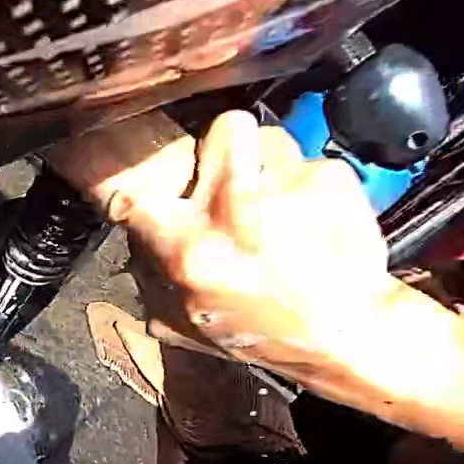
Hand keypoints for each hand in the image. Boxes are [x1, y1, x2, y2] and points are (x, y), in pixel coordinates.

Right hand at [86, 110, 409, 379]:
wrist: (343, 332)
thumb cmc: (263, 332)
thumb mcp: (184, 324)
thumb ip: (150, 281)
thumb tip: (134, 245)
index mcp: (187, 251)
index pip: (134, 188)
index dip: (121, 168)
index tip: (120, 159)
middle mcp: (232, 212)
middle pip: (220, 130)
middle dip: (225, 149)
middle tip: (233, 184)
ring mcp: (285, 189)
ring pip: (268, 136)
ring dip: (268, 164)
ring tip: (276, 209)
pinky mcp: (330, 178)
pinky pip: (307, 159)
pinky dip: (306, 184)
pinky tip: (310, 223)